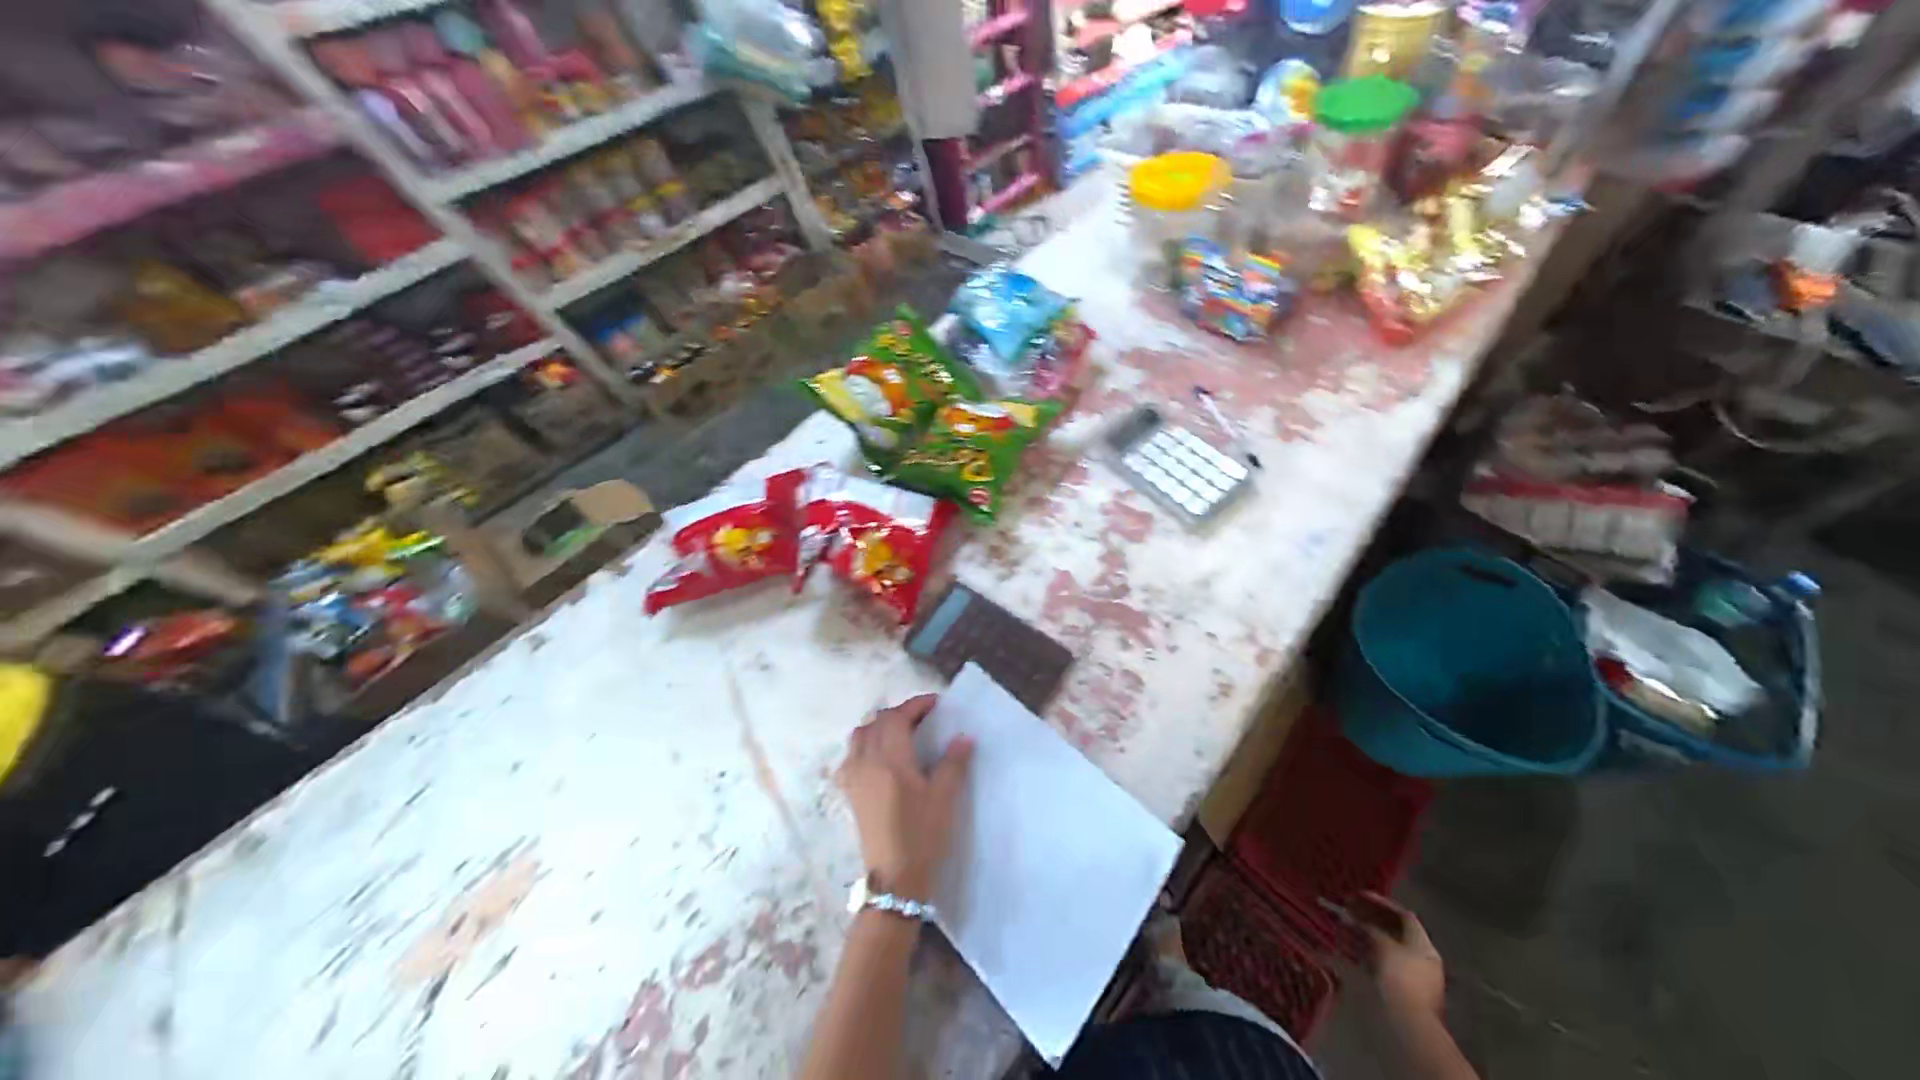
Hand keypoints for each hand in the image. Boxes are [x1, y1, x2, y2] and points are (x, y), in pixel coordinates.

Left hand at [834, 694, 973, 902]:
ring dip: (880, 727)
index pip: (897, 717)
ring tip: (903, 734)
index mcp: (890, 758)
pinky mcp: (850, 792)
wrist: (895, 877)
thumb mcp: (944, 798)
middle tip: (925, 719)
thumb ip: (953, 763)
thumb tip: (963, 737)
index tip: (936, 704)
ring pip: (860, 735)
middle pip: (877, 722)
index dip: (916, 705)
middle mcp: (866, 761)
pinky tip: (881, 758)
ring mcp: (854, 777)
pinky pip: (851, 755)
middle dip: (900, 714)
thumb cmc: (922, 834)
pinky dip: (865, 745)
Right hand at [1353, 891, 1446, 1022]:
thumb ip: (1371, 929)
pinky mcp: (1397, 986)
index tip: (1360, 894)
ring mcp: (1409, 972)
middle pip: (1392, 930)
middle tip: (1347, 908)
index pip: (1404, 916)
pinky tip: (1345, 947)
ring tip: (1341, 925)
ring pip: (1383, 945)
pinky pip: (1378, 961)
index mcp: (1423, 945)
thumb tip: (1358, 920)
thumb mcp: (1385, 947)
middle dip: (1369, 918)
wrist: (1408, 1021)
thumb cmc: (1401, 978)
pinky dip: (1363, 952)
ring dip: (1362, 933)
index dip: (1382, 903)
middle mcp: (1419, 956)